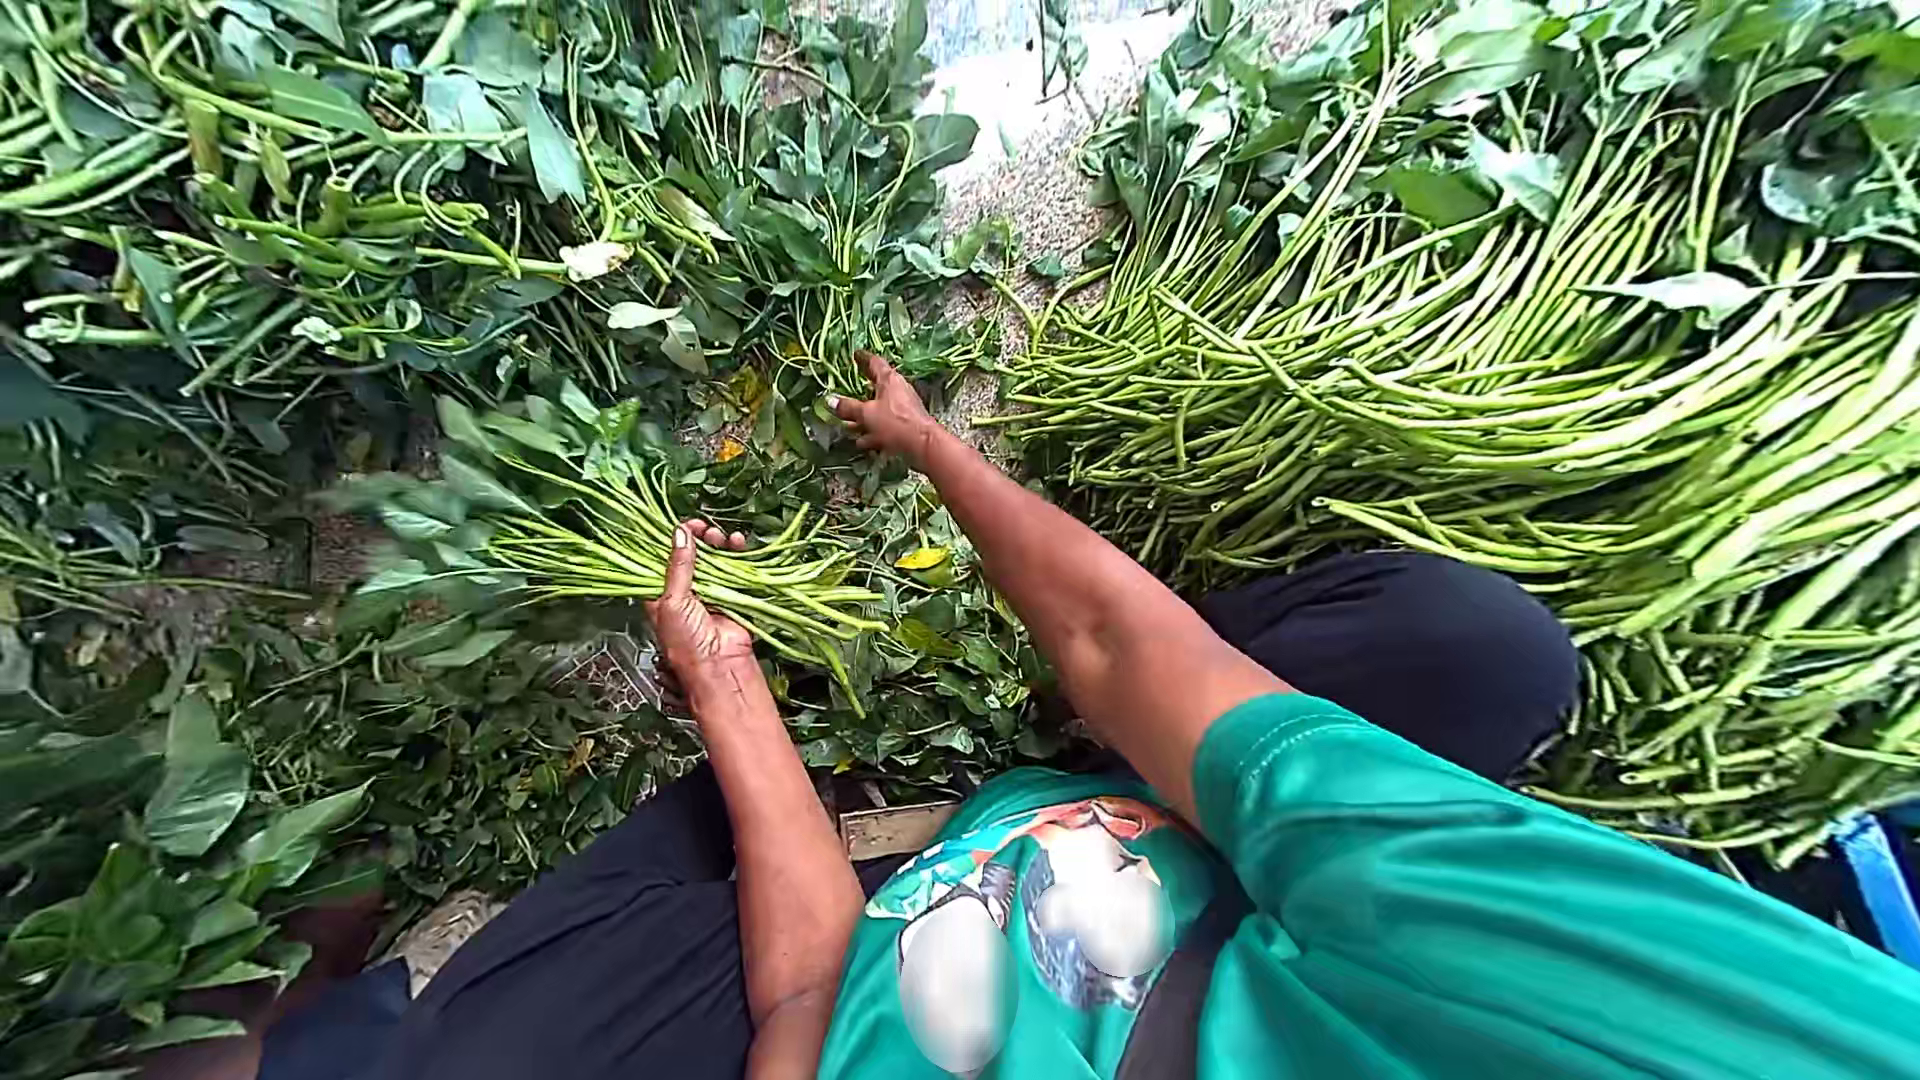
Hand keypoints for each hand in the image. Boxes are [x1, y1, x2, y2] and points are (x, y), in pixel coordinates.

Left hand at [645, 519, 754, 689]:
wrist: (719, 664)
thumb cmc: (686, 641)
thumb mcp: (673, 600)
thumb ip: (678, 566)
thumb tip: (680, 534)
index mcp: (662, 592)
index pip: (666, 557)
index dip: (676, 539)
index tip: (686, 525)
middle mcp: (686, 589)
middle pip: (693, 554)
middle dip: (700, 539)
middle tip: (706, 531)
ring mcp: (711, 590)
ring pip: (715, 558)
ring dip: (719, 544)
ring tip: (723, 539)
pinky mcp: (733, 592)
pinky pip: (736, 568)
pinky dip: (738, 554)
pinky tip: (738, 545)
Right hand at [828, 350, 942, 468]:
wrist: (923, 445)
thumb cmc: (895, 423)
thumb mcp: (866, 414)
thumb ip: (848, 408)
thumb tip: (831, 400)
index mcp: (889, 380)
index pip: (874, 363)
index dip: (863, 358)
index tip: (855, 355)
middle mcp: (898, 391)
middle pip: (876, 388)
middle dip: (860, 393)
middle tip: (847, 392)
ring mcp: (903, 409)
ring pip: (880, 410)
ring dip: (864, 418)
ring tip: (848, 425)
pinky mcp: (906, 426)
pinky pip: (886, 425)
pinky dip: (874, 431)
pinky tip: (862, 442)